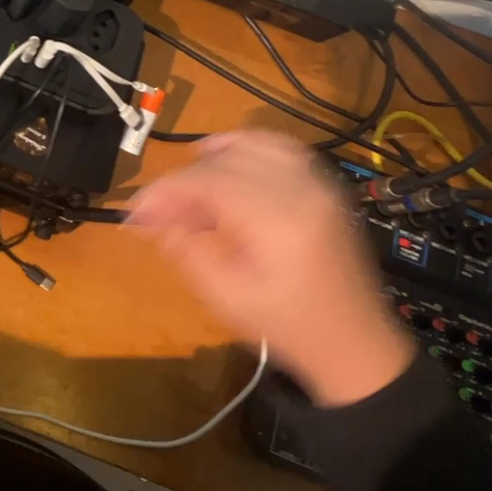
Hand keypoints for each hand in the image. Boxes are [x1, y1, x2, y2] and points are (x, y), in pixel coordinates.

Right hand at [131, 131, 415, 406]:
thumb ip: (185, 248)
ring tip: (189, 185)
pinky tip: (227, 164)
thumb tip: (147, 215)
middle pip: (225, 162)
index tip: (135, 212)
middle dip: (183, 181)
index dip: (165, 191)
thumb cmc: (288, 328)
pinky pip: (282, 148)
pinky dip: (248, 147)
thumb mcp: (225, 297)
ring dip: (213, 158)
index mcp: (279, 222)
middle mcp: (303, 191)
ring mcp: (320, 185)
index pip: (207, 182)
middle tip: (158, 212)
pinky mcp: (326, 187)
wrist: (356, 346)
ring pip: (253, 144)